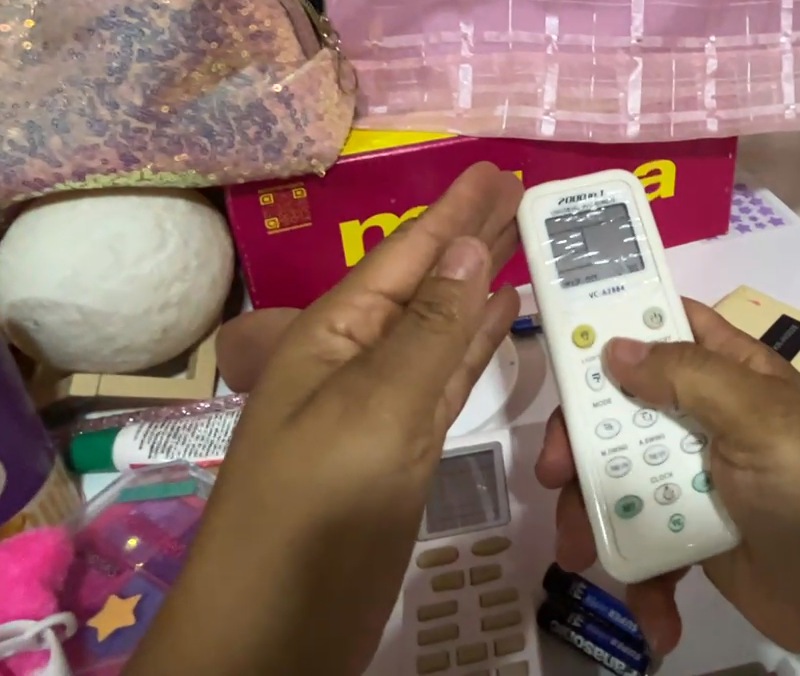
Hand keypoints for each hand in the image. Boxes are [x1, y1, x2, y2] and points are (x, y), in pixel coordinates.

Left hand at [129, 163, 525, 675]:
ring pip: (443, 323)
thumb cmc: (318, 505)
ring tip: (521, 241)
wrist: (277, 628)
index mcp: (337, 330)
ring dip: (479, 282)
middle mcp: (360, 353)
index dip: (456, 209)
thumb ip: (429, 328)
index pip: (408, 253)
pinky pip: (450, 372)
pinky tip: (503, 315)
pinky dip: (477, 340)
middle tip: (521, 193)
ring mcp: (385, 400)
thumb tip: (470, 248)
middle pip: (427, 279)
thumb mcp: (376, 405)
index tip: (500, 170)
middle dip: (470, 234)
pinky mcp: (408, 441)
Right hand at [536, 299, 799, 661]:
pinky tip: (655, 617)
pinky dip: (642, 578)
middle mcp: (706, 414)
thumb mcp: (758, 418)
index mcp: (730, 371)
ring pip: (621, 474)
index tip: (566, 342)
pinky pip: (646, 539)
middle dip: (582, 438)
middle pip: (624, 406)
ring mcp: (696, 474)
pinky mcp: (692, 532)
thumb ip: (688, 377)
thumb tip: (614, 348)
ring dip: (594, 514)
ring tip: (580, 555)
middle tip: (552, 472)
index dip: (620, 323)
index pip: (670, 324)